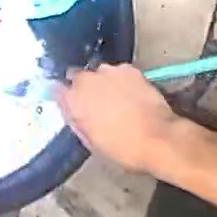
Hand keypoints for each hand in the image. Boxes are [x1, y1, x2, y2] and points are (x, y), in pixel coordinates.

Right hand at [59, 64, 181, 173]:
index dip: (64, 96)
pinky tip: (132, 94)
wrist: (159, 137)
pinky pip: (118, 72)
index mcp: (73, 100)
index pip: (57, 89)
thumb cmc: (123, 148)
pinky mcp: (128, 68)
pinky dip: (122, 80)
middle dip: (83, 87)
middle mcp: (86, 79)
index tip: (71, 104)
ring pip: (99, 73)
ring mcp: (108, 71)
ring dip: (103, 82)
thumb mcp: (92, 142)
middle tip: (97, 104)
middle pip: (77, 77)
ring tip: (117, 99)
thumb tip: (71, 110)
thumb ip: (76, 120)